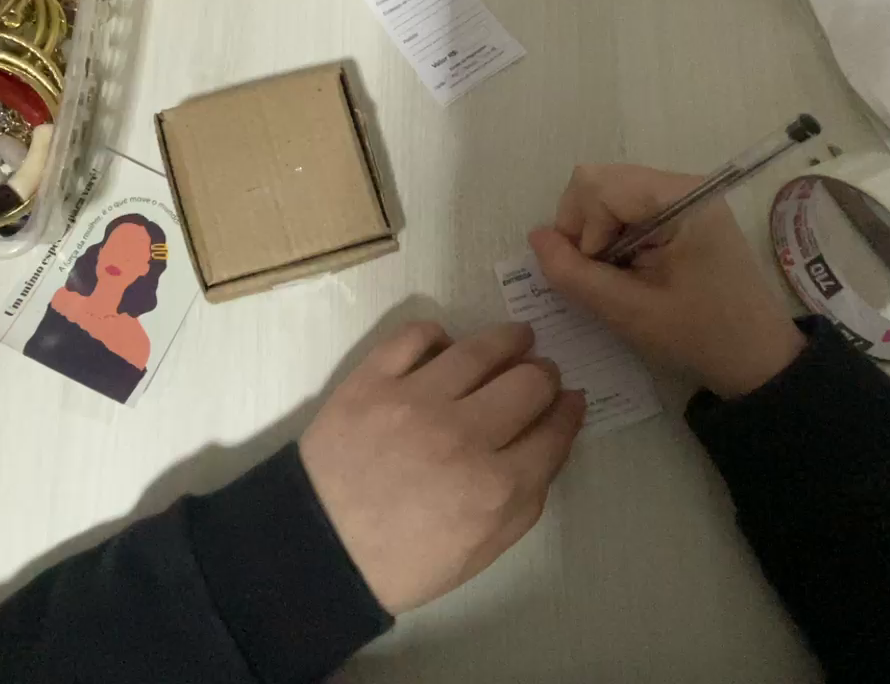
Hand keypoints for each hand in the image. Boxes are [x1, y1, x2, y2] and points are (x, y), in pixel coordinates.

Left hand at [299, 320, 585, 613]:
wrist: (321, 544)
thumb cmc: (405, 556)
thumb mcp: (482, 550)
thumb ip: (526, 496)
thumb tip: (552, 433)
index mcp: (494, 487)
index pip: (553, 430)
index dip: (568, 409)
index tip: (569, 398)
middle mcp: (462, 435)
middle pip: (528, 382)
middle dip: (544, 374)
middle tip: (539, 372)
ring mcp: (415, 400)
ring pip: (479, 349)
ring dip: (508, 339)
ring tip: (516, 337)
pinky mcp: (372, 378)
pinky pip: (416, 334)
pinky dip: (439, 334)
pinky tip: (447, 345)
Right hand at [527, 164, 803, 398]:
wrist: (758, 358)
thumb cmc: (700, 336)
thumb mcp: (628, 312)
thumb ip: (573, 273)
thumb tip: (535, 237)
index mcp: (681, 200)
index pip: (596, 184)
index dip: (582, 227)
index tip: (601, 270)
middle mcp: (681, 183)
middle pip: (597, 180)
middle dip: (582, 225)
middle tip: (602, 271)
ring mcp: (680, 193)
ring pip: (603, 190)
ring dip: (594, 230)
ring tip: (616, 270)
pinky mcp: (676, 208)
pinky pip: (620, 203)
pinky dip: (608, 231)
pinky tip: (627, 263)